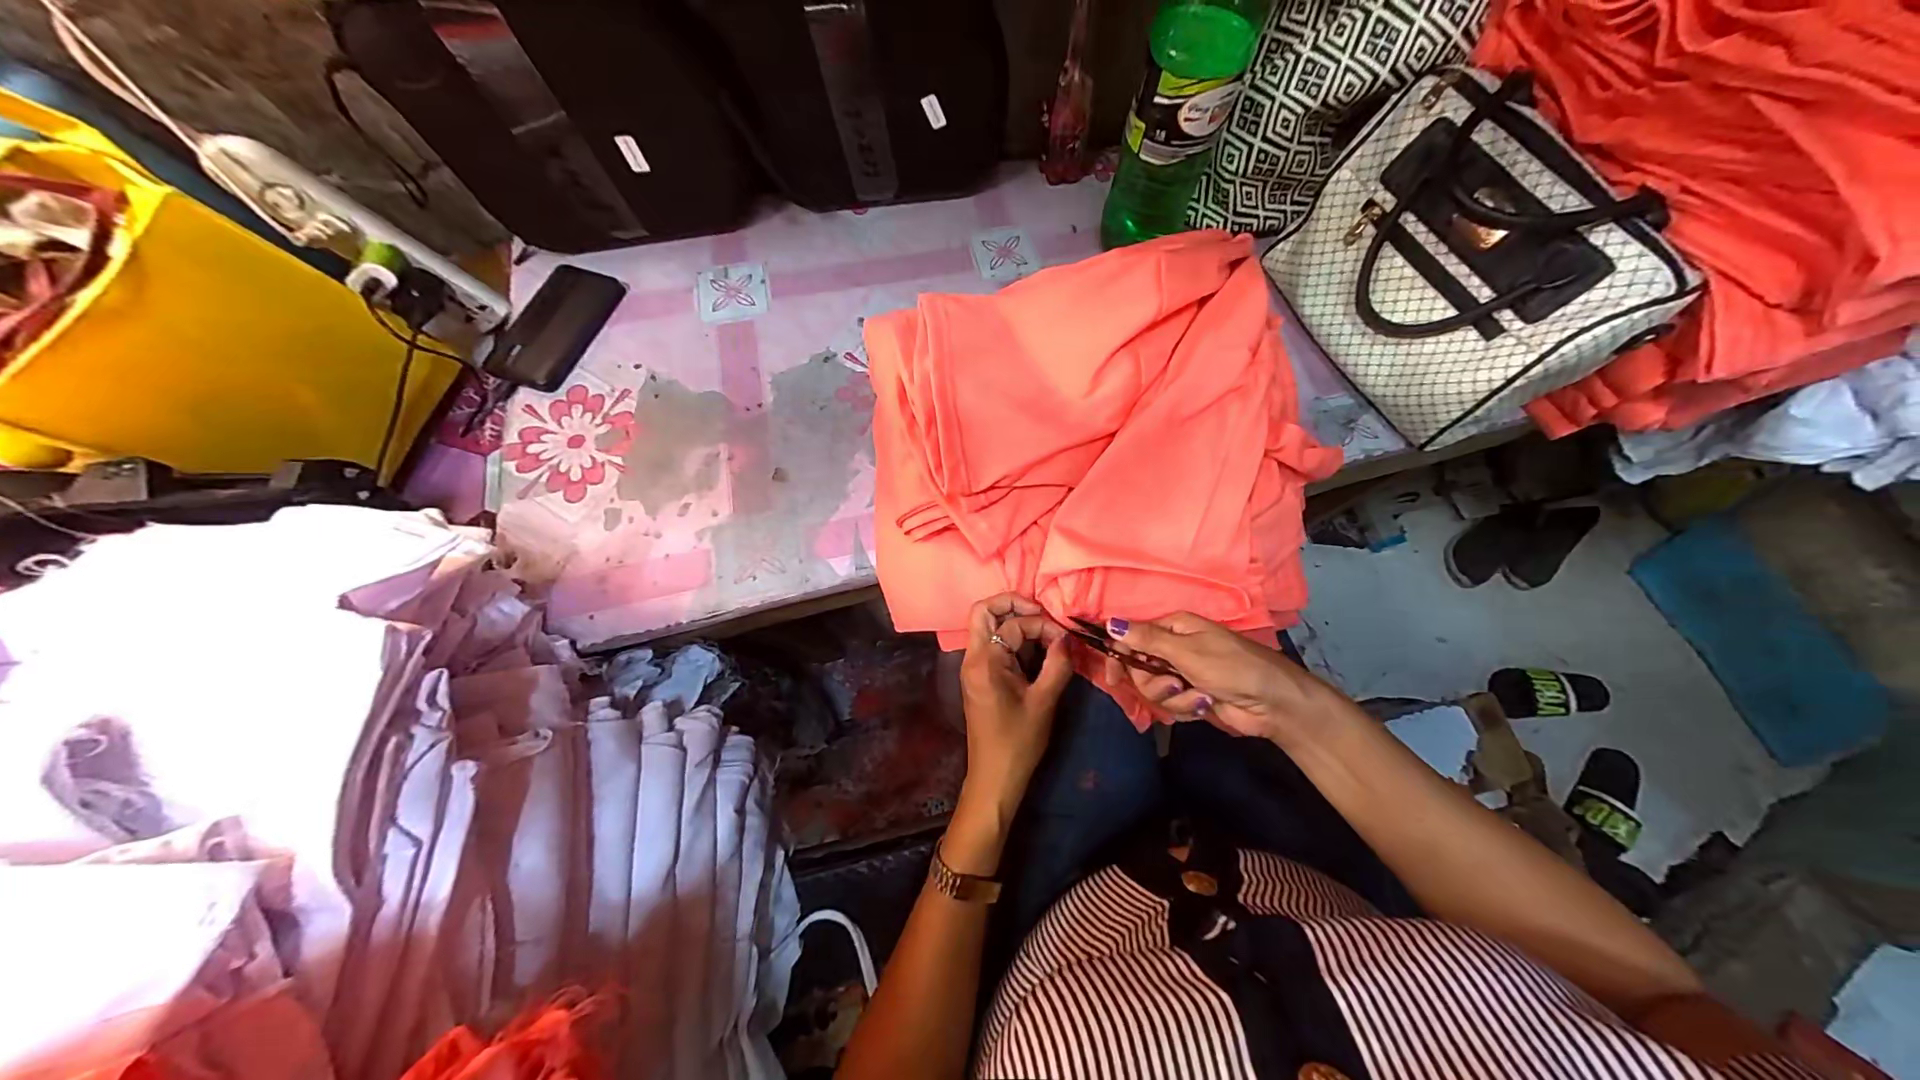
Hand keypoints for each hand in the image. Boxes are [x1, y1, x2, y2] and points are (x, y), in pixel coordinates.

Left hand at [957, 593, 1073, 809]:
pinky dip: (1015, 639)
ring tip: (1047, 635)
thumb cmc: (1018, 742)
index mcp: (983, 661)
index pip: (1010, 623)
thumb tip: (1066, 637)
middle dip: (1016, 605)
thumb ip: (1057, 664)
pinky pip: (994, 644)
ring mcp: (974, 666)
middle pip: (985, 611)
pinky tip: (1038, 650)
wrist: (995, 777)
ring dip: (1016, 622)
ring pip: (989, 626)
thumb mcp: (1045, 701)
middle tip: (1046, 617)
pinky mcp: (981, 676)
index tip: (1063, 639)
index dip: (1040, 623)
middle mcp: (972, 657)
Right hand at [1101, 611, 1344, 745]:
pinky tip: (1207, 705)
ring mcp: (1183, 674)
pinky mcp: (1191, 698)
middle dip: (1154, 683)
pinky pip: (1171, 706)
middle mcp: (1174, 649)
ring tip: (1200, 695)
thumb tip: (1110, 622)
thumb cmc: (1231, 666)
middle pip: (1139, 668)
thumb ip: (1146, 639)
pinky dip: (1187, 708)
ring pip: (1154, 691)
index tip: (1113, 676)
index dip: (1119, 656)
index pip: (1131, 638)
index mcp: (1173, 628)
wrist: (1271, 702)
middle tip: (1175, 684)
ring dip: (1175, 698)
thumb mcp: (1186, 650)